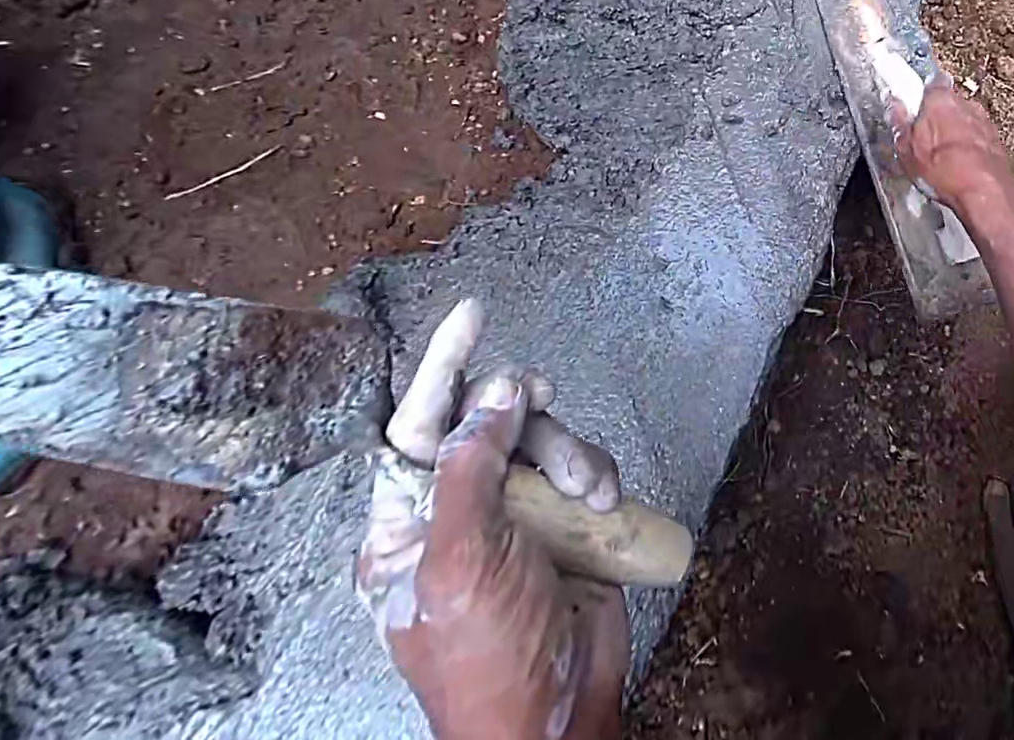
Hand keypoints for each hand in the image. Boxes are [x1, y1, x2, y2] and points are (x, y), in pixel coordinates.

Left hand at [356, 301, 627, 739]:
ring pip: (545, 437)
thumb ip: (468, 472)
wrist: (559, 713)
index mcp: (410, 518)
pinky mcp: (564, 512)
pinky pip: (581, 462)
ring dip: (570, 455)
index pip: (418, 424)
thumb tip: (492, 392)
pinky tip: (603, 504)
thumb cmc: (488, 655)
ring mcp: (518, 506)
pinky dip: (597, 474)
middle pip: (493, 420)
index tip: (472, 314)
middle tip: (545, 414)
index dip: (443, 365)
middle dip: (526, 419)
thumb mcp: (461, 565)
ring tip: (585, 494)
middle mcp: (462, 502)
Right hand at [891, 78, 1013, 217]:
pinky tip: (961, 164)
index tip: (912, 107)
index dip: (921, 94)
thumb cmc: (946, 173)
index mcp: (940, 101)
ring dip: (955, 130)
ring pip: (964, 119)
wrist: (985, 194)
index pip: (930, 83)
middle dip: (938, 115)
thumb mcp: (908, 153)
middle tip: (924, 137)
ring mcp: (984, 121)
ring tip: (943, 156)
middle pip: (948, 102)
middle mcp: (966, 104)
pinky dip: (970, 145)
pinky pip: (977, 136)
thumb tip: (894, 105)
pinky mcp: (997, 139)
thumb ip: (900, 124)